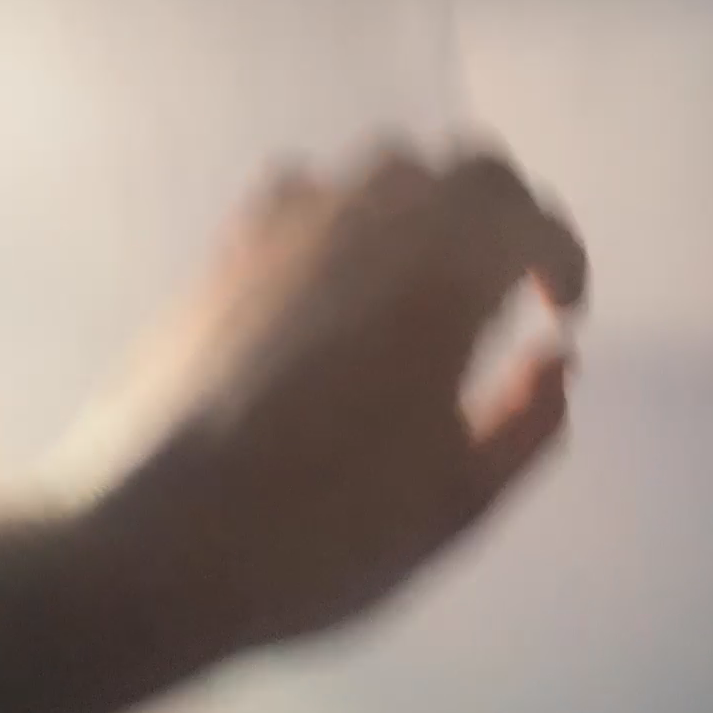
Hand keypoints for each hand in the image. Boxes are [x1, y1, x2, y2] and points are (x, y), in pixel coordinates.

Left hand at [90, 143, 585, 648]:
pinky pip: (313, 185)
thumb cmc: (324, 531)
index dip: (567, 264)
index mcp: (446, 283)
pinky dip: (354, 210)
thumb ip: (532, 420)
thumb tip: (557, 360)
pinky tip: (345, 270)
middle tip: (514, 288)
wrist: (145, 548)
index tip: (562, 315)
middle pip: (477, 170)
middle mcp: (379, 227)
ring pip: (397, 164)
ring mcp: (298, 225)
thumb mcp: (463, 500)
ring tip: (434, 276)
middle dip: (515, 220)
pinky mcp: (236, 246)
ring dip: (439, 206)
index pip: (538, 227)